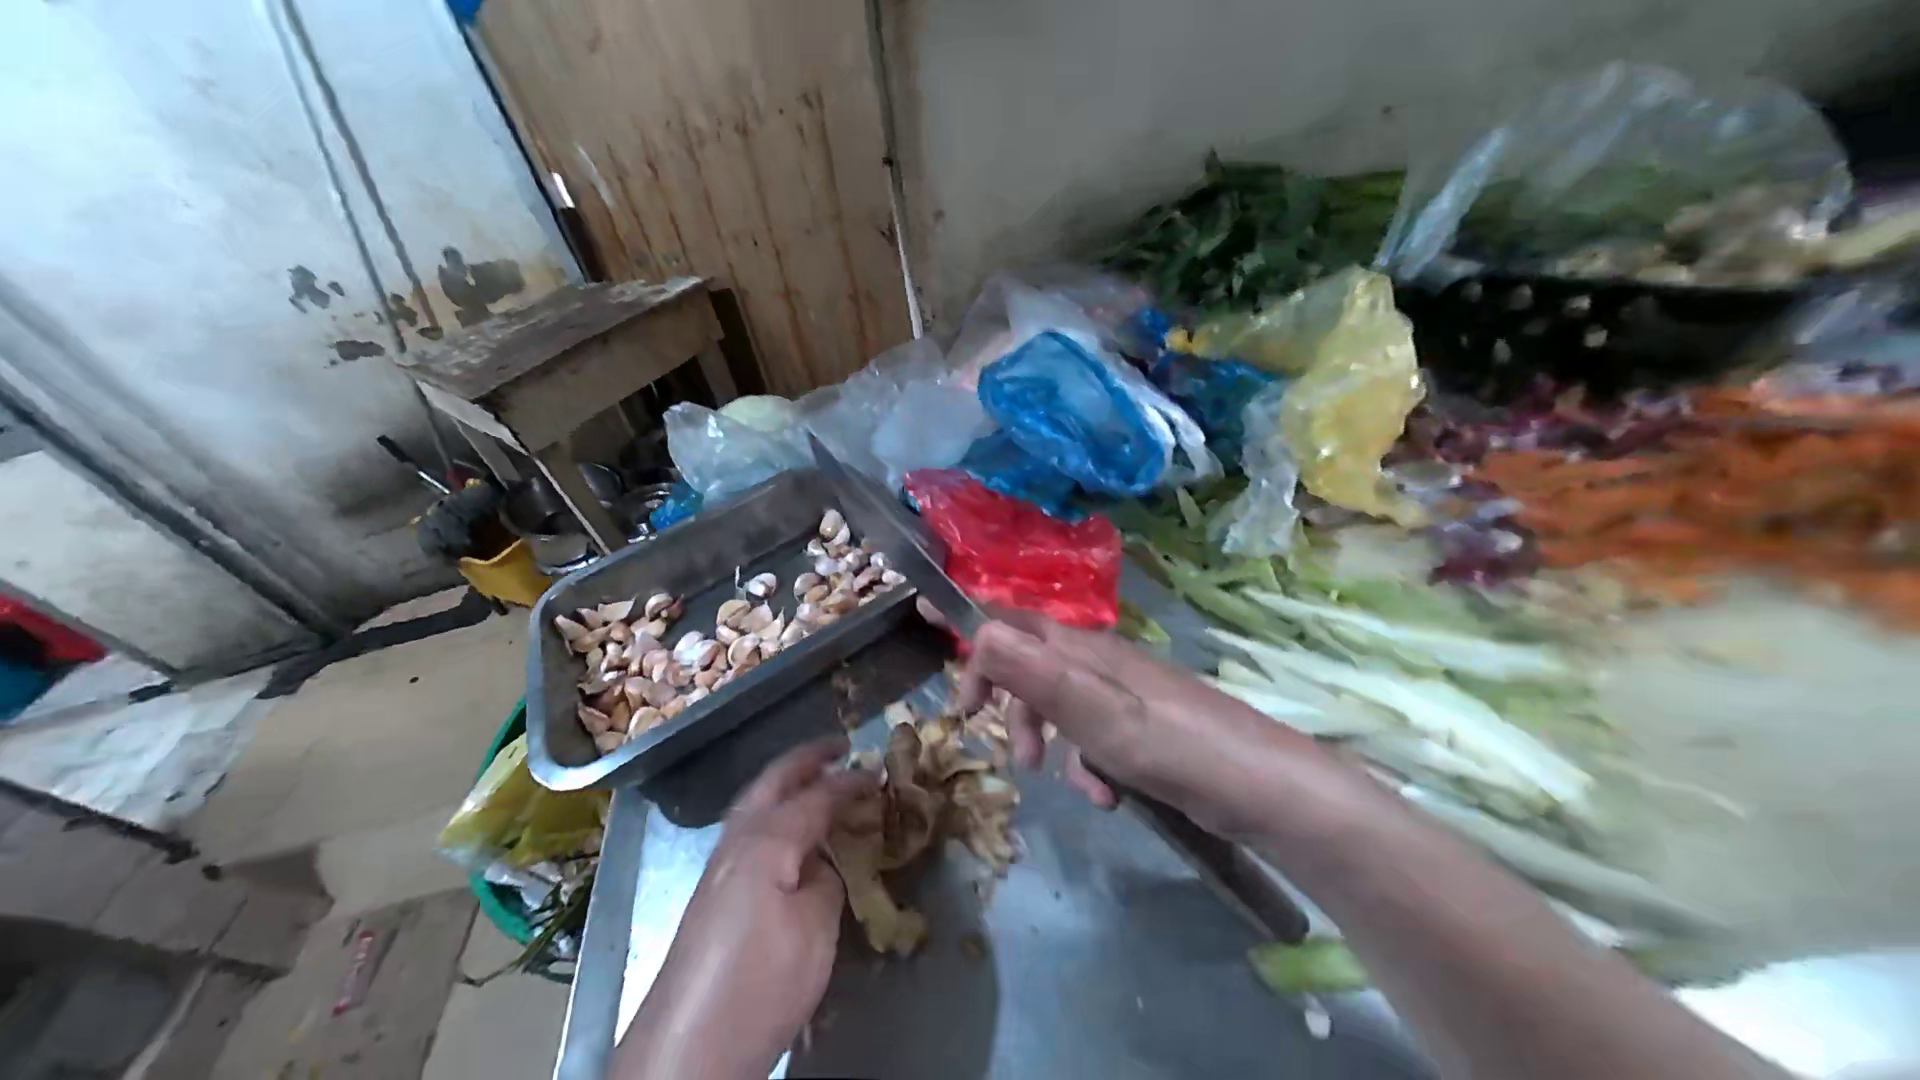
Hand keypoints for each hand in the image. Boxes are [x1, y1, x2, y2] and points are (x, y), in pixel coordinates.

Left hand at [613, 739, 874, 1079]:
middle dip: (807, 759)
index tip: (879, 772)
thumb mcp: (814, 931)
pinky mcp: (713, 894)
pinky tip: (791, 834)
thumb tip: (825, 862)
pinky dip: (776, 814)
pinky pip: (750, 830)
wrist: (686, 1051)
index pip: (816, 796)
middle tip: (840, 746)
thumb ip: (827, 881)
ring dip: (788, 784)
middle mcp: (737, 841)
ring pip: (756, 803)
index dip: (850, 782)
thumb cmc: (759, 984)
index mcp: (766, 841)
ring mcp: (719, 867)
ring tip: (818, 779)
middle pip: (773, 782)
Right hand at [943, 602, 1332, 841]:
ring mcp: (1125, 695)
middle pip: (1031, 665)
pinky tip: (1104, 797)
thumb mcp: (1096, 714)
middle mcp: (1102, 662)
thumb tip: (978, 631)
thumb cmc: (1174, 747)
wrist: (1266, 792)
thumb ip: (1036, 673)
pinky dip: (1086, 763)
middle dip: (1006, 701)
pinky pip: (1094, 737)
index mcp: (1085, 649)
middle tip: (983, 735)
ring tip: (1052, 779)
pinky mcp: (1144, 728)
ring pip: (1060, 705)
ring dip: (1045, 739)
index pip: (1014, 621)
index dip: (974, 629)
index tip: (937, 648)